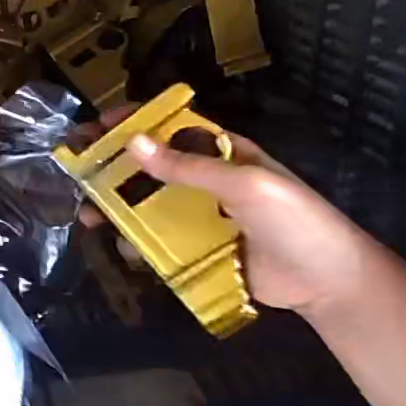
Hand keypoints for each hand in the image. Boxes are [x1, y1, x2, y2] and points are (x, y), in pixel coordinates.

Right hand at [78, 111, 391, 316]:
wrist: (328, 282)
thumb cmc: (295, 220)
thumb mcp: (244, 184)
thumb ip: (188, 166)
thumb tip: (133, 142)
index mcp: (219, 152)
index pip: (168, 127)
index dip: (133, 122)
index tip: (97, 126)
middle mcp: (201, 179)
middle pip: (147, 166)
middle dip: (110, 166)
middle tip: (77, 170)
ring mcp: (196, 214)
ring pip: (144, 203)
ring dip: (113, 207)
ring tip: (88, 215)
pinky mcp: (194, 247)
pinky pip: (155, 239)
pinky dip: (134, 241)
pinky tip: (122, 246)